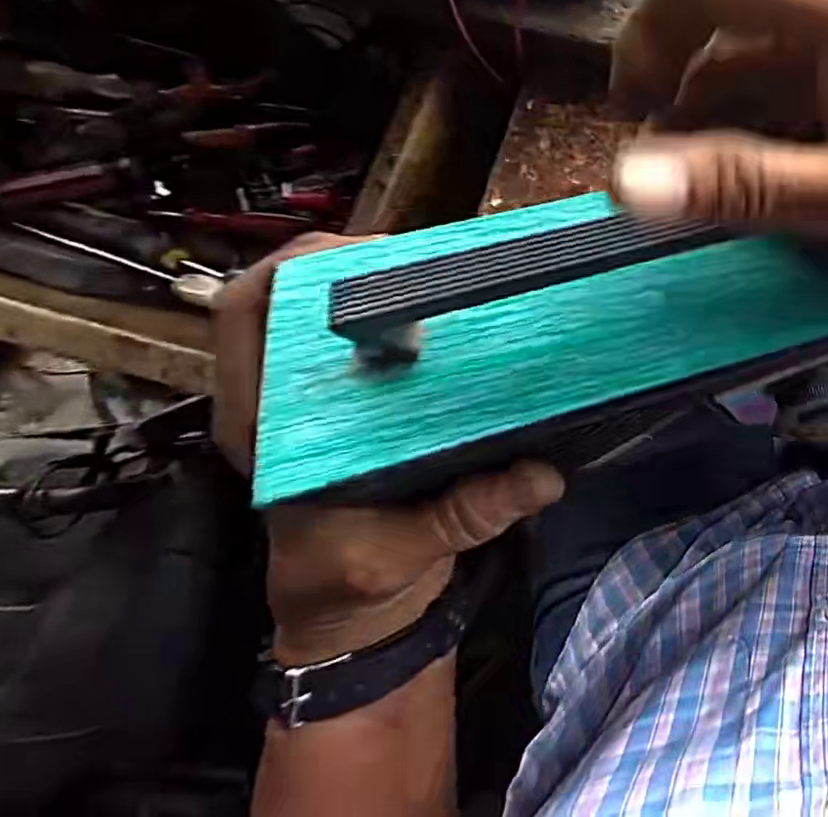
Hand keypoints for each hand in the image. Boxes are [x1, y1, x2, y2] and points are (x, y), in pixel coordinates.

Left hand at [212, 236, 563, 663]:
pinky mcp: (380, 398)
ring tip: (471, 274)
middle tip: (450, 259)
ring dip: (405, 277)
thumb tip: (544, 474)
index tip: (385, 257)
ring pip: (351, 303)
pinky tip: (477, 313)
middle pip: (305, 288)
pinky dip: (430, 308)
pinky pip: (395, 332)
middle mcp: (297, 392)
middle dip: (371, 257)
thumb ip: (465, 515)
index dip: (304, 267)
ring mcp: (337, 392)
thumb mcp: (398, 557)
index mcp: (273, 421)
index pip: (250, 312)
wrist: (357, 603)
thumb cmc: (353, 580)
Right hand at [608, 0, 827, 260]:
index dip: (645, 41)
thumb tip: (627, 182)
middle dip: (688, 105)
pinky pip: (797, 103)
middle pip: (724, 37)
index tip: (632, 116)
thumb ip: (746, 185)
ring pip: (759, 77)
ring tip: (724, 201)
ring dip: (730, 133)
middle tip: (679, 182)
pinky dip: (772, 142)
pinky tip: (776, 192)